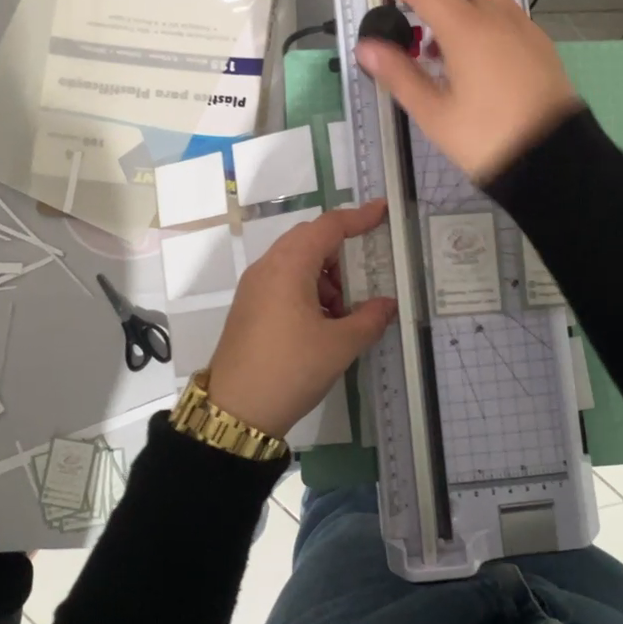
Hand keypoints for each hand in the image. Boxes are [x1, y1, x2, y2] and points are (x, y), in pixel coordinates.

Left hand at [205, 200, 397, 436]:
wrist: (235, 411)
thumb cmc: (290, 370)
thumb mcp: (339, 346)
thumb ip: (369, 318)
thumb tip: (387, 304)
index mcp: (288, 266)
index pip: (328, 227)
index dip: (357, 217)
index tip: (382, 212)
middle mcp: (267, 268)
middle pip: (310, 241)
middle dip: (342, 254)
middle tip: (366, 277)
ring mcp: (254, 288)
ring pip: (296, 263)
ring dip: (326, 277)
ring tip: (344, 312)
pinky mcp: (249, 308)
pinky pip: (284, 283)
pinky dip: (308, 292)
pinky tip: (323, 324)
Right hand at [359, 0, 581, 180]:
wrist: (554, 157)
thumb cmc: (486, 138)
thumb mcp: (434, 113)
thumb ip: (399, 74)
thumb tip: (366, 47)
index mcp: (467, 28)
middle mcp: (498, 15)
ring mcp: (523, 26)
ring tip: (434, 35)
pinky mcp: (538, 42)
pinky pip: (503, 9)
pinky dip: (478, 12)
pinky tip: (466, 52)